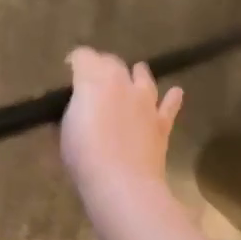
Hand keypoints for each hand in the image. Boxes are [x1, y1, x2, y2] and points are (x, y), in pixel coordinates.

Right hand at [60, 47, 183, 190]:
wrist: (122, 183)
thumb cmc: (84, 156)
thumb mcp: (65, 131)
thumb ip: (70, 112)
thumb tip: (74, 109)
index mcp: (92, 81)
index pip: (83, 56)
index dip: (74, 60)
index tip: (67, 69)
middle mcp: (121, 82)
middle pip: (111, 61)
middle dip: (101, 64)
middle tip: (92, 76)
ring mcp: (146, 101)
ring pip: (143, 76)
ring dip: (136, 73)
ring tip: (134, 73)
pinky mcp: (161, 122)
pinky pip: (170, 105)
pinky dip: (171, 97)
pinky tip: (175, 93)